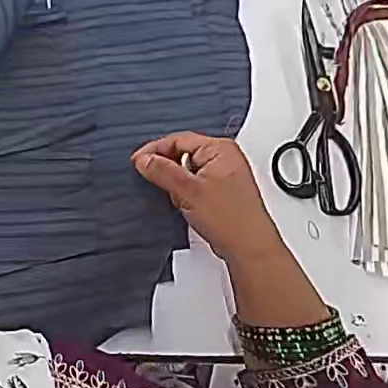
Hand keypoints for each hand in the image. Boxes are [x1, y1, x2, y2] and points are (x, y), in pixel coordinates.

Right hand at [133, 132, 330, 329]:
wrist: (248, 247)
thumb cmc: (232, 219)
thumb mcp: (188, 190)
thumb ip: (163, 171)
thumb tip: (145, 159)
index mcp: (220, 149)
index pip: (179, 139)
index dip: (156, 150)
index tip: (138, 162)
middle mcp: (224, 158)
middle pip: (182, 153)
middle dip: (166, 168)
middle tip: (153, 180)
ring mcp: (223, 176)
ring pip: (187, 171)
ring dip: (176, 183)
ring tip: (177, 199)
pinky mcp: (220, 193)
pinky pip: (194, 186)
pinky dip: (184, 194)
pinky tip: (184, 206)